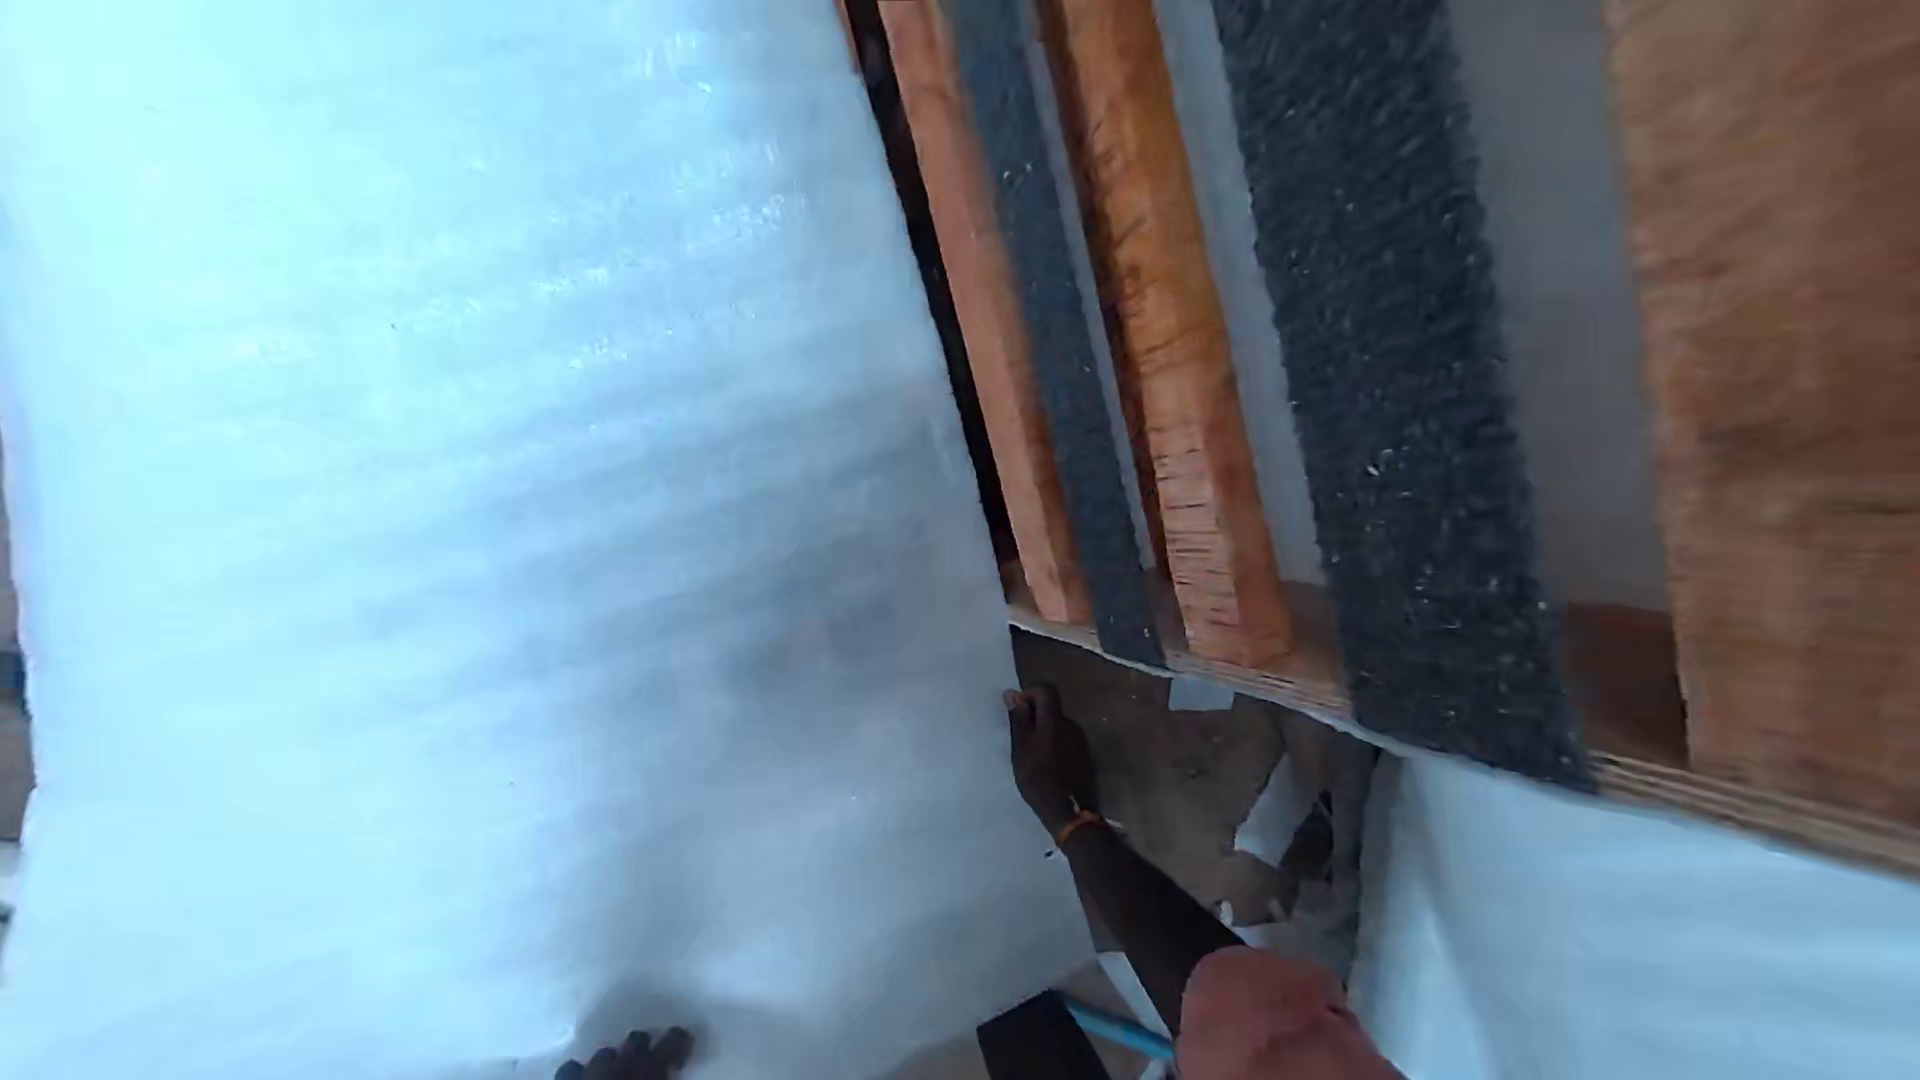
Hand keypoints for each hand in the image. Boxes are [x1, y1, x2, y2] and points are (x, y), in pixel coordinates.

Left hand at [555, 1027, 692, 1079]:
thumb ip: (668, 1078)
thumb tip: (673, 1072)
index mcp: (650, 1066)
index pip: (675, 1038)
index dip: (681, 1042)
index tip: (683, 1054)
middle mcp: (623, 1060)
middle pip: (637, 1039)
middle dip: (642, 1050)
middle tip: (645, 1068)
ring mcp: (593, 1070)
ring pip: (605, 1053)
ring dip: (611, 1062)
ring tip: (612, 1075)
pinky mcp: (569, 1079)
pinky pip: (570, 1068)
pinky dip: (578, 1073)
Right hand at [1006, 683, 1099, 834]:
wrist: (1072, 814)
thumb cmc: (1039, 782)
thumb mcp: (1020, 752)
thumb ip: (1018, 721)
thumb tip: (1012, 694)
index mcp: (1054, 722)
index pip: (1046, 689)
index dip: (1030, 693)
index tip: (1017, 711)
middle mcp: (1071, 725)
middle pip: (1051, 707)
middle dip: (1034, 715)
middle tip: (1019, 737)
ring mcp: (1080, 740)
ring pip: (1057, 724)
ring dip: (1043, 731)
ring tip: (1031, 755)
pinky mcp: (1084, 754)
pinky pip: (1065, 738)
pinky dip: (1053, 743)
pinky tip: (1046, 765)